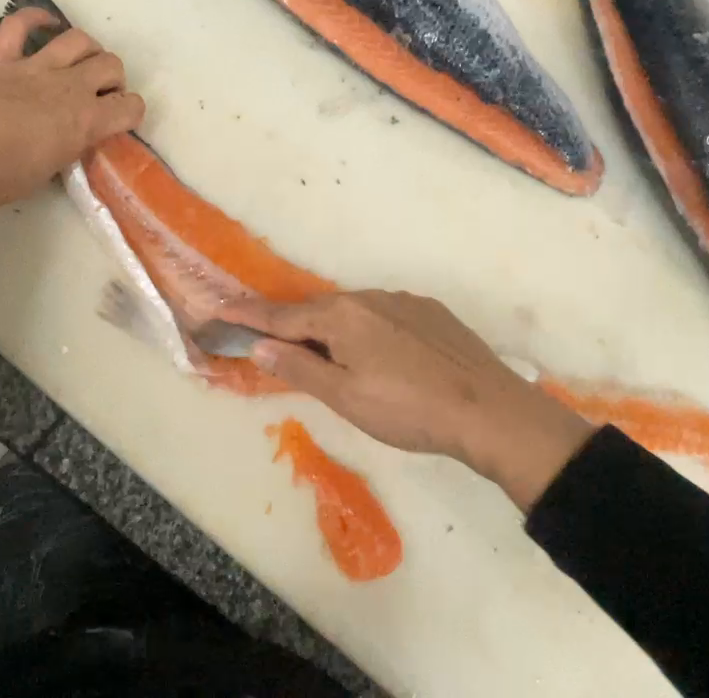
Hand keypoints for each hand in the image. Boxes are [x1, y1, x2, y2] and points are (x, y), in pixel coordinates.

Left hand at [0, 7, 144, 227]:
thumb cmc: (4, 180)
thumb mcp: (55, 167)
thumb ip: (73, 142)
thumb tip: (76, 131)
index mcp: (85, 121)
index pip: (131, 106)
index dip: (130, 112)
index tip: (119, 119)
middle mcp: (68, 87)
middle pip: (111, 64)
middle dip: (112, 78)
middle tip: (98, 91)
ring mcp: (33, 68)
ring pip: (78, 39)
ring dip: (87, 49)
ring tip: (79, 61)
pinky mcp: (0, 60)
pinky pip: (19, 25)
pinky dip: (34, 18)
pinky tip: (44, 24)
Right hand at [226, 292, 594, 509]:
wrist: (490, 410)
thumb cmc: (408, 409)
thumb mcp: (345, 396)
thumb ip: (299, 368)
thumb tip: (259, 345)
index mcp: (342, 316)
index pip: (282, 315)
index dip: (248, 315)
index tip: (219, 310)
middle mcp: (369, 298)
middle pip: (317, 310)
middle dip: (291, 324)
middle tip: (271, 344)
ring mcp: (403, 302)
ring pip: (352, 312)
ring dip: (331, 329)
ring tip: (328, 358)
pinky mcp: (430, 312)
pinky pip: (383, 315)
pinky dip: (365, 330)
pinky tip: (379, 355)